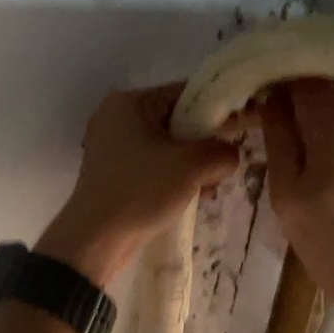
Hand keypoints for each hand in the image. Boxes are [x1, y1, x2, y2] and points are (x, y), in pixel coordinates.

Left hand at [37, 83, 240, 284]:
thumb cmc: (142, 191)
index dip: (216, 111)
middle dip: (203, 147)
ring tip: (205, 190)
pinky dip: (171, 178)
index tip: (237, 134)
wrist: (96, 239)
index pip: (186, 93)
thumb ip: (223, 151)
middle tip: (218, 171)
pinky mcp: (111, 172)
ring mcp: (110, 146)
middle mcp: (116, 117)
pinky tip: (188, 198)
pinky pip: (151, 166)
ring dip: (190, 167)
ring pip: (166, 147)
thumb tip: (229, 154)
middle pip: (177, 122)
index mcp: (130, 102)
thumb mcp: (193, 166)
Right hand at [260, 80, 333, 323]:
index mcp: (294, 193)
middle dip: (308, 74)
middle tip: (313, 64)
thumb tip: (281, 115)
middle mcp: (333, 171)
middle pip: (315, 99)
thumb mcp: (294, 222)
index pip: (278, 124)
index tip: (282, 83)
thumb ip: (286, 169)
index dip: (279, 96)